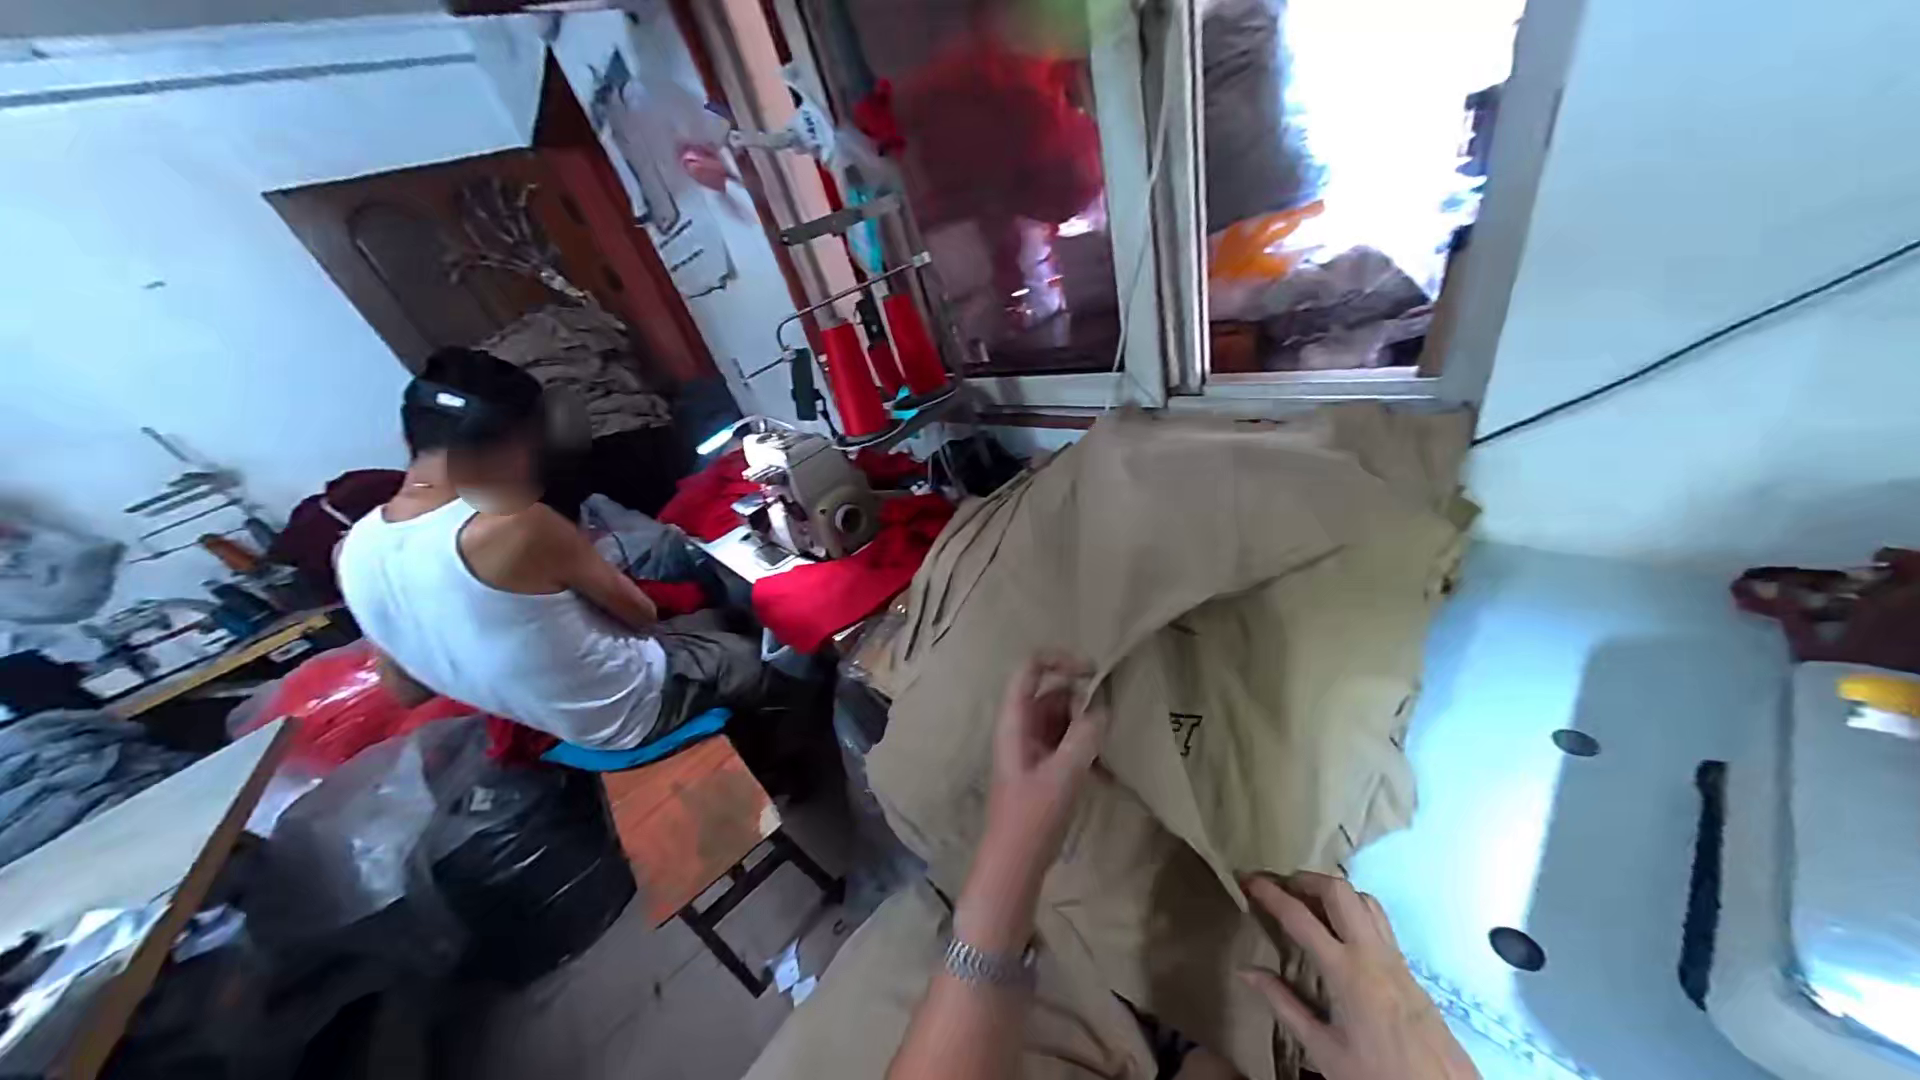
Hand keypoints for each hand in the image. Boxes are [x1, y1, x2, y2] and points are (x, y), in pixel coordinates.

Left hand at [983, 652, 1108, 869]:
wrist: (1014, 866)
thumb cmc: (1032, 818)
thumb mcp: (1064, 775)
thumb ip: (1084, 737)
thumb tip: (1102, 709)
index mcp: (1015, 721)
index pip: (1030, 669)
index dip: (1059, 660)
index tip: (1093, 672)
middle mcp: (1021, 727)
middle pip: (1052, 693)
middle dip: (1081, 704)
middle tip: (1104, 727)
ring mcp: (1032, 747)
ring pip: (1063, 719)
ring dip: (1087, 730)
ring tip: (1106, 754)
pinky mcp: (1044, 767)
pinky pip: (1067, 744)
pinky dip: (1086, 752)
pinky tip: (1105, 777)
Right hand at [1241, 872, 1478, 1079]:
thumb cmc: (1379, 1077)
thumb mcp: (1324, 1051)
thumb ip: (1284, 1004)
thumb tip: (1246, 970)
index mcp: (1346, 972)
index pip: (1299, 916)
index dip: (1269, 892)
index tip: (1247, 879)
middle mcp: (1373, 954)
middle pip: (1338, 891)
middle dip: (1305, 879)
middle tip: (1280, 886)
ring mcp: (1396, 959)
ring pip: (1364, 900)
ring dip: (1332, 892)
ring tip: (1309, 902)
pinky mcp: (1411, 971)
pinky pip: (1379, 922)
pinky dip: (1353, 910)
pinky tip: (1340, 931)